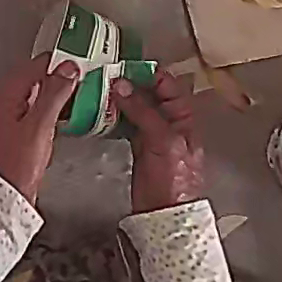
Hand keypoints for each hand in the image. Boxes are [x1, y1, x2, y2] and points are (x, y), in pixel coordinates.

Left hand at [0, 55, 80, 202]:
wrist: (10, 193)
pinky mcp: (28, 123)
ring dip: (67, 91)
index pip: (40, 63)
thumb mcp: (39, 124)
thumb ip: (54, 93)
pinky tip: (77, 111)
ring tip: (89, 93)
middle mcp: (12, 96)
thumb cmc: (18, 162)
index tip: (85, 63)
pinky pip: (49, 105)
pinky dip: (63, 105)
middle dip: (67, 76)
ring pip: (48, 89)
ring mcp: (20, 110)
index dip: (63, 62)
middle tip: (91, 78)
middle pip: (44, 74)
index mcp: (9, 91)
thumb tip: (69, 69)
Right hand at [109, 71, 207, 213]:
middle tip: (105, 74)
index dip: (146, 72)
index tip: (123, 65)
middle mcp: (169, 120)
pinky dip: (114, 115)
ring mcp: (153, 133)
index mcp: (183, 115)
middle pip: (148, 93)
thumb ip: (143, 111)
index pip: (166, 83)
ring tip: (99, 88)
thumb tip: (123, 86)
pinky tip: (101, 111)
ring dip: (119, 98)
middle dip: (129, 83)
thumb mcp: (163, 140)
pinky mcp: (138, 145)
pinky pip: (126, 123)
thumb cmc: (174, 180)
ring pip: (135, 107)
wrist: (165, 216)